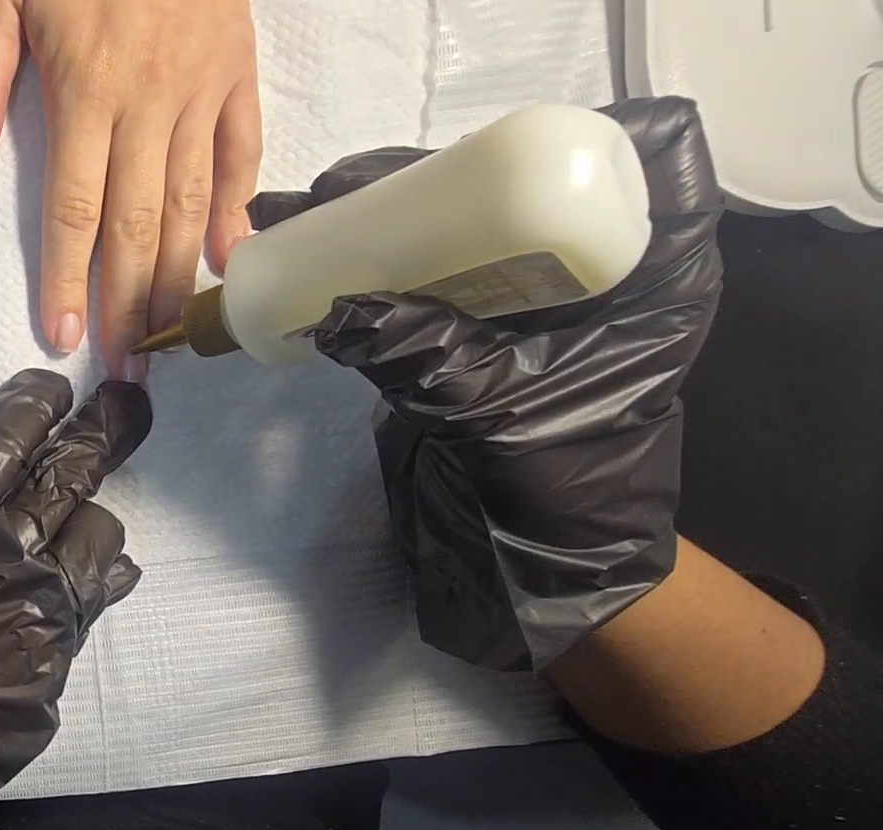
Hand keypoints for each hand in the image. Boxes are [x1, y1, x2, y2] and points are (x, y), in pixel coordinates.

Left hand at [0, 0, 261, 380]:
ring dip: (178, 280)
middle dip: (129, 307)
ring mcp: (201, 87)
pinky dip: (239, 208)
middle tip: (126, 371)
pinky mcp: (238, 69)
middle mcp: (149, 100)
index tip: (67, 340)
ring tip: (168, 340)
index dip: (70, 282)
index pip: (75, 212)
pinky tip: (228, 262)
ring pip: (191, 204)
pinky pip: (244, 149)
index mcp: (86, 89)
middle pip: (135, 227)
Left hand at [0, 370, 151, 829]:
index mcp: (42, 609)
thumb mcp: (32, 708)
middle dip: (96, 430)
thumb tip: (115, 569)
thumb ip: (73, 629)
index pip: (96, 533)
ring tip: (49, 385)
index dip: (106, 516)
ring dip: (23, 410)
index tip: (103, 511)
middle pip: (57, 477)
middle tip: (117, 394)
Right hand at [272, 98, 724, 669]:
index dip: (537, 149)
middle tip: (327, 195)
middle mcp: (588, 280)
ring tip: (296, 225)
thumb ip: (423, 359)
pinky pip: (418, 292)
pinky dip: (365, 280)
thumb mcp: (494, 418)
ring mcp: (518, 314)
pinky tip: (312, 275)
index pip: (626, 163)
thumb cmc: (551, 498)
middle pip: (511, 195)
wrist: (535, 570)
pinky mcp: (463, 347)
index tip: (437, 166)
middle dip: (418, 185)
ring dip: (378, 228)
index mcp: (643, 280)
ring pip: (454, 240)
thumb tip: (331, 308)